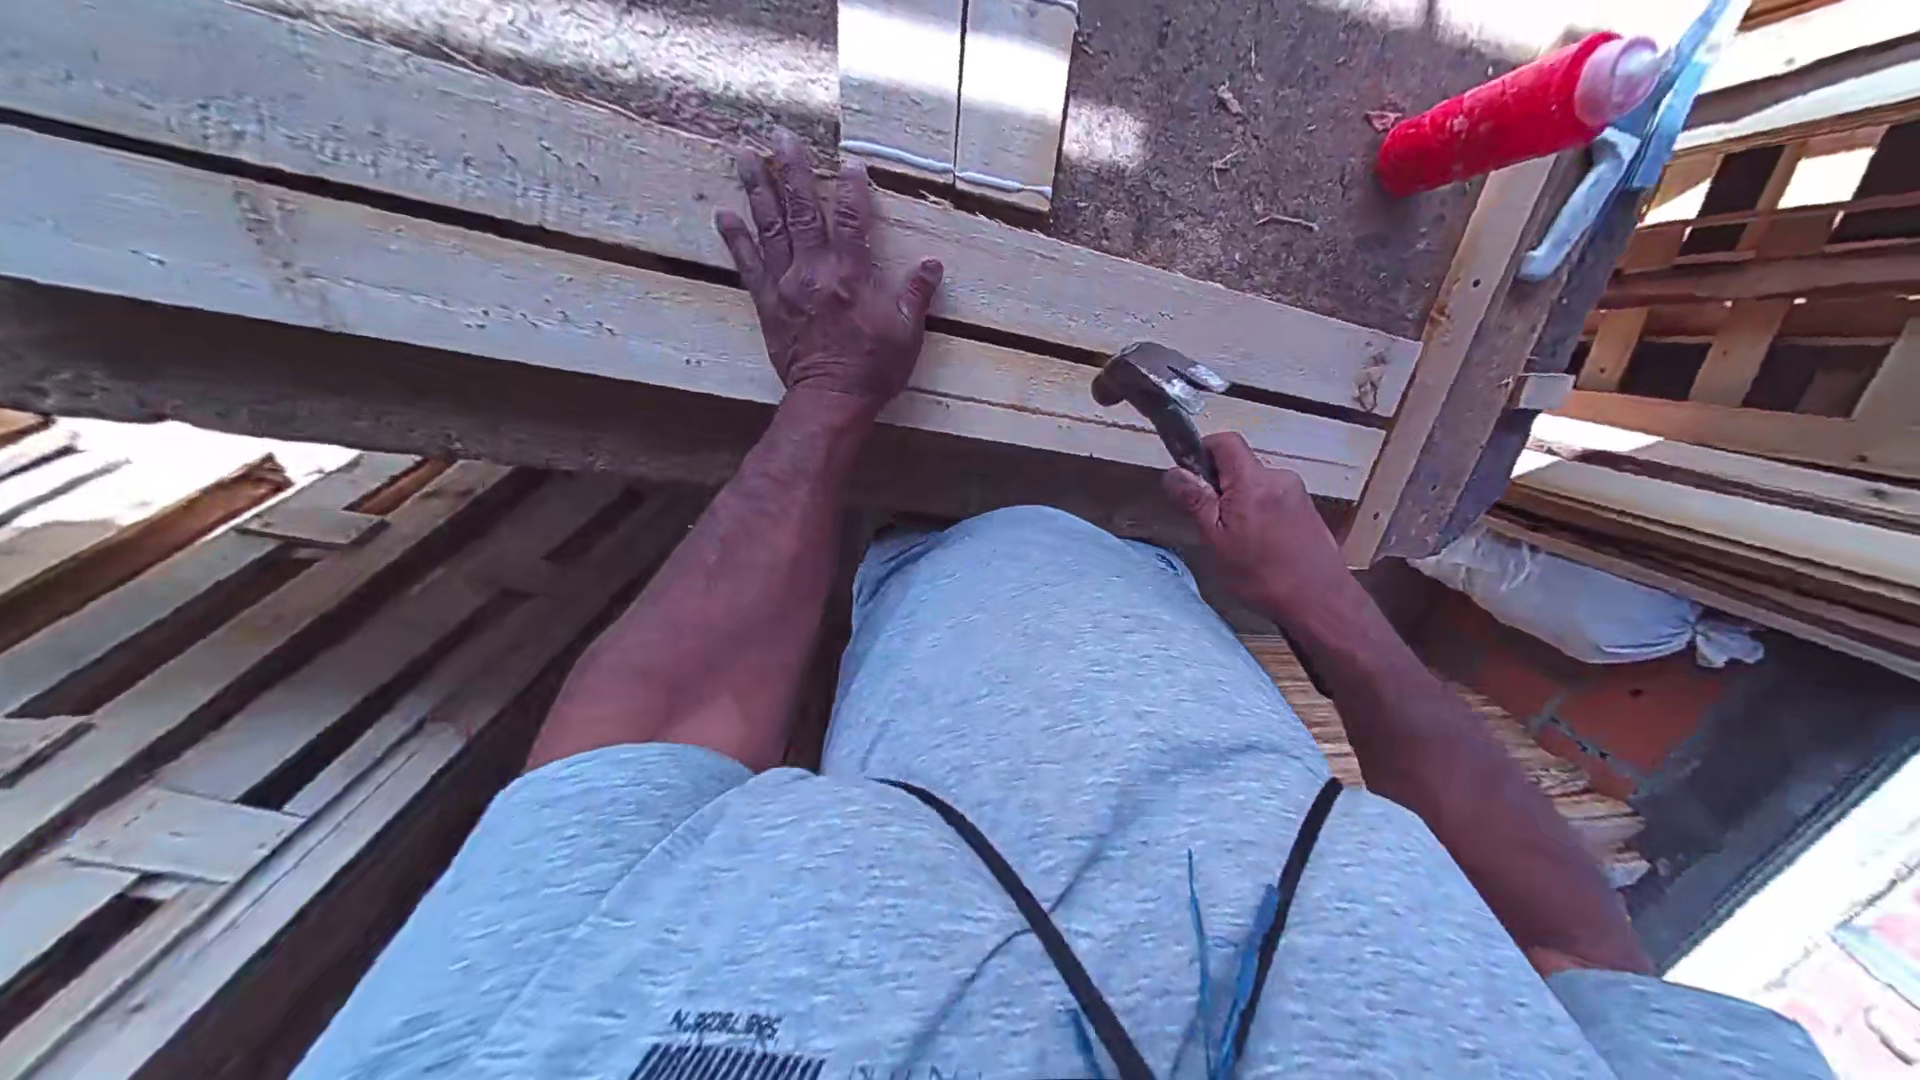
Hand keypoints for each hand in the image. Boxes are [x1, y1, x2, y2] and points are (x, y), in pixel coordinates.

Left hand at [714, 130, 944, 419]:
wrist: (833, 400)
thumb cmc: (874, 369)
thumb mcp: (908, 333)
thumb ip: (917, 294)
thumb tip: (933, 263)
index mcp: (851, 274)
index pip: (850, 219)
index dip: (851, 189)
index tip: (850, 164)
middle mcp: (815, 271)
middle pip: (801, 210)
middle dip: (791, 170)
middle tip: (780, 137)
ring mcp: (787, 286)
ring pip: (770, 228)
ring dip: (757, 190)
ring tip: (743, 156)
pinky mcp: (769, 305)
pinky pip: (748, 267)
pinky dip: (736, 240)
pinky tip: (724, 215)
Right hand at [1162, 433, 1358, 620]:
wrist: (1319, 601)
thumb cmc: (1264, 575)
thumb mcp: (1216, 540)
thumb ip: (1195, 501)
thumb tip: (1174, 473)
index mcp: (1254, 482)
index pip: (1225, 441)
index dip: (1202, 452)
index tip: (1192, 480)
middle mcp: (1279, 478)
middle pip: (1238, 464)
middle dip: (1219, 485)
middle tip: (1211, 522)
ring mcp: (1296, 492)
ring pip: (1253, 482)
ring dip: (1238, 502)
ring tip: (1236, 539)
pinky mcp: (1305, 508)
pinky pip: (1270, 497)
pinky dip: (1257, 512)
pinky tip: (1257, 543)